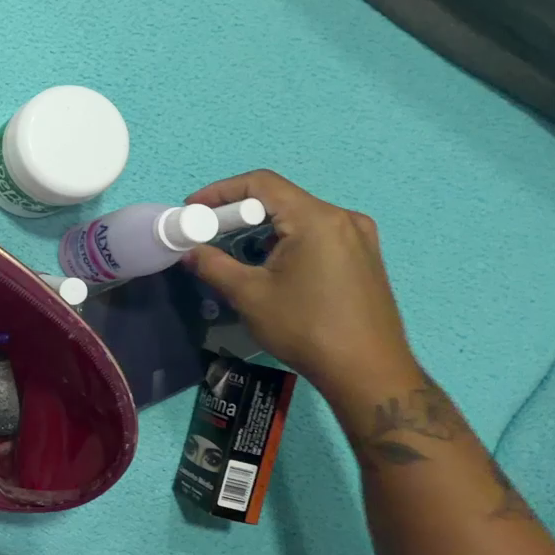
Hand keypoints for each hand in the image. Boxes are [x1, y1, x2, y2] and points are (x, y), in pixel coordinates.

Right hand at [183, 170, 417, 397]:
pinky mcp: (362, 257)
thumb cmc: (306, 327)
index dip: (220, 191)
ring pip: (297, 218)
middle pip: (280, 199)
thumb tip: (188, 252)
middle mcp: (343, 219)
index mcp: (317, 219)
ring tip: (232, 252)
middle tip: (206, 234)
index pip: (262, 184)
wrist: (367, 370)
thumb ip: (213, 265)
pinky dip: (283, 240)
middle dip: (237, 213)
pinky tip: (267, 266)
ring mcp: (358, 238)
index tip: (191, 210)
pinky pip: (315, 234)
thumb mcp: (249, 295)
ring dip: (260, 229)